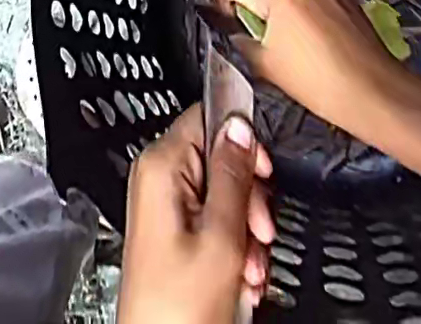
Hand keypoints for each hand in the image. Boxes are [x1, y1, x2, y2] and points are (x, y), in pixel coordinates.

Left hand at [118, 105, 275, 323]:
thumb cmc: (178, 308)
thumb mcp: (221, 237)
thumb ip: (233, 176)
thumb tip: (240, 127)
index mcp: (161, 165)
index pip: (206, 117)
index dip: (241, 140)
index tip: (263, 172)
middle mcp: (156, 177)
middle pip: (217, 157)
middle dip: (248, 197)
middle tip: (259, 232)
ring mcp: (162, 205)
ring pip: (221, 194)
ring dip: (245, 230)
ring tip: (248, 267)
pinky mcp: (171, 232)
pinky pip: (212, 220)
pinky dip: (233, 247)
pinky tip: (240, 277)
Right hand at [211, 0, 420, 145]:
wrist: (377, 93)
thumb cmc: (321, 83)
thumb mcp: (264, 64)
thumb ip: (235, 38)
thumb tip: (226, 28)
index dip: (220, 6)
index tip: (233, 27)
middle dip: (245, 0)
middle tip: (257, 34)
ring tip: (284, 32)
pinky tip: (304, 27)